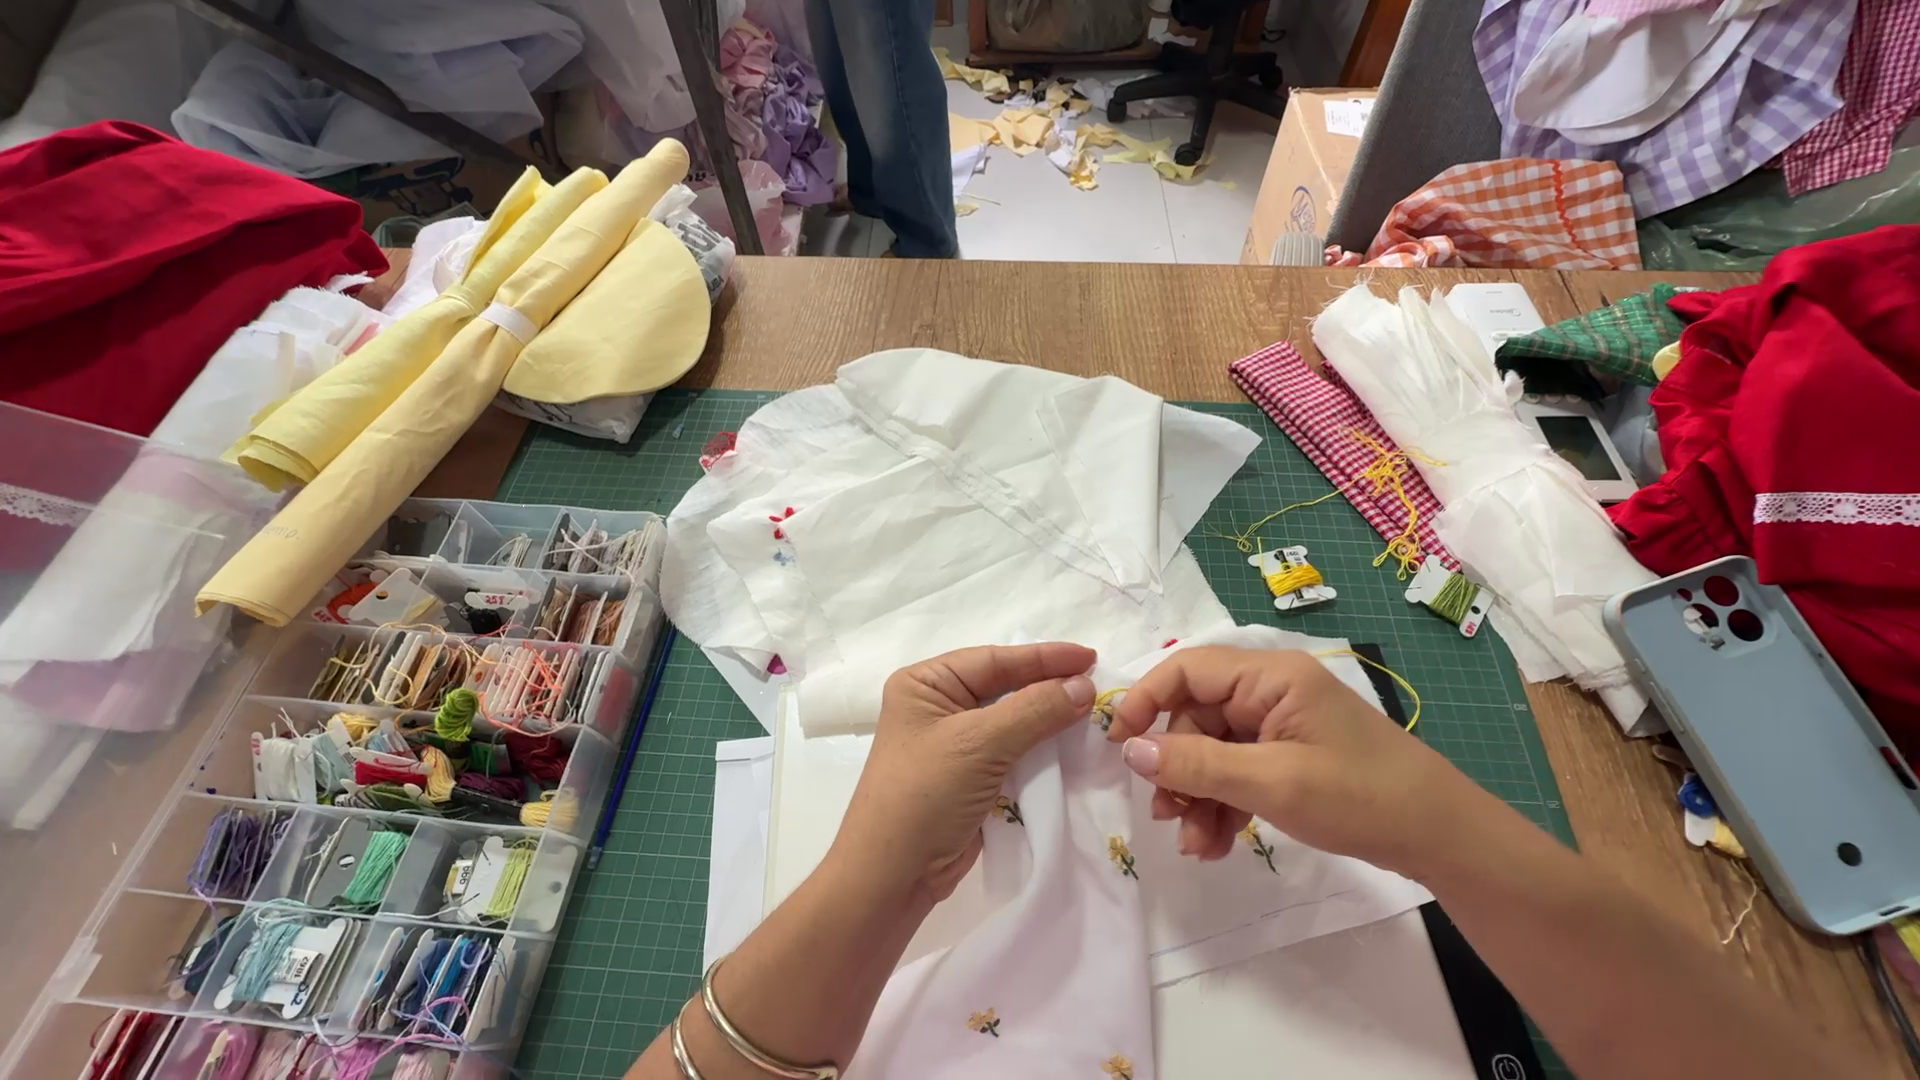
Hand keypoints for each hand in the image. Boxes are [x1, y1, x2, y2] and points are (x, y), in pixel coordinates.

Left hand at [832, 643, 1096, 903]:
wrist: (893, 876)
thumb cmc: (926, 795)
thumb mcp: (979, 744)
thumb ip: (1035, 709)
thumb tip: (1084, 684)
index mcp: (926, 683)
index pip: (993, 660)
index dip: (1044, 657)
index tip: (1091, 657)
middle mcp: (938, 706)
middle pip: (1005, 686)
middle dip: (1050, 685)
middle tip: (1098, 682)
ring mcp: (955, 743)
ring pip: (1013, 720)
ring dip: (1050, 718)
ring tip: (1093, 710)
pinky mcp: (971, 777)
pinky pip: (1014, 752)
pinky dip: (1042, 749)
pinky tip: (1073, 745)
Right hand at [1105, 646, 1488, 878]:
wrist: (1443, 840)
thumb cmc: (1360, 796)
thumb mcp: (1272, 782)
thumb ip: (1197, 765)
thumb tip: (1130, 751)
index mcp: (1270, 676)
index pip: (1187, 669)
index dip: (1146, 700)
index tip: (1119, 743)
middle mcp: (1270, 692)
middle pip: (1196, 717)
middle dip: (1177, 768)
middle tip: (1164, 814)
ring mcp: (1280, 726)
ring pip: (1213, 751)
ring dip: (1198, 795)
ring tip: (1194, 844)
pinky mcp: (1289, 757)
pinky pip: (1237, 772)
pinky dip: (1222, 805)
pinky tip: (1215, 844)